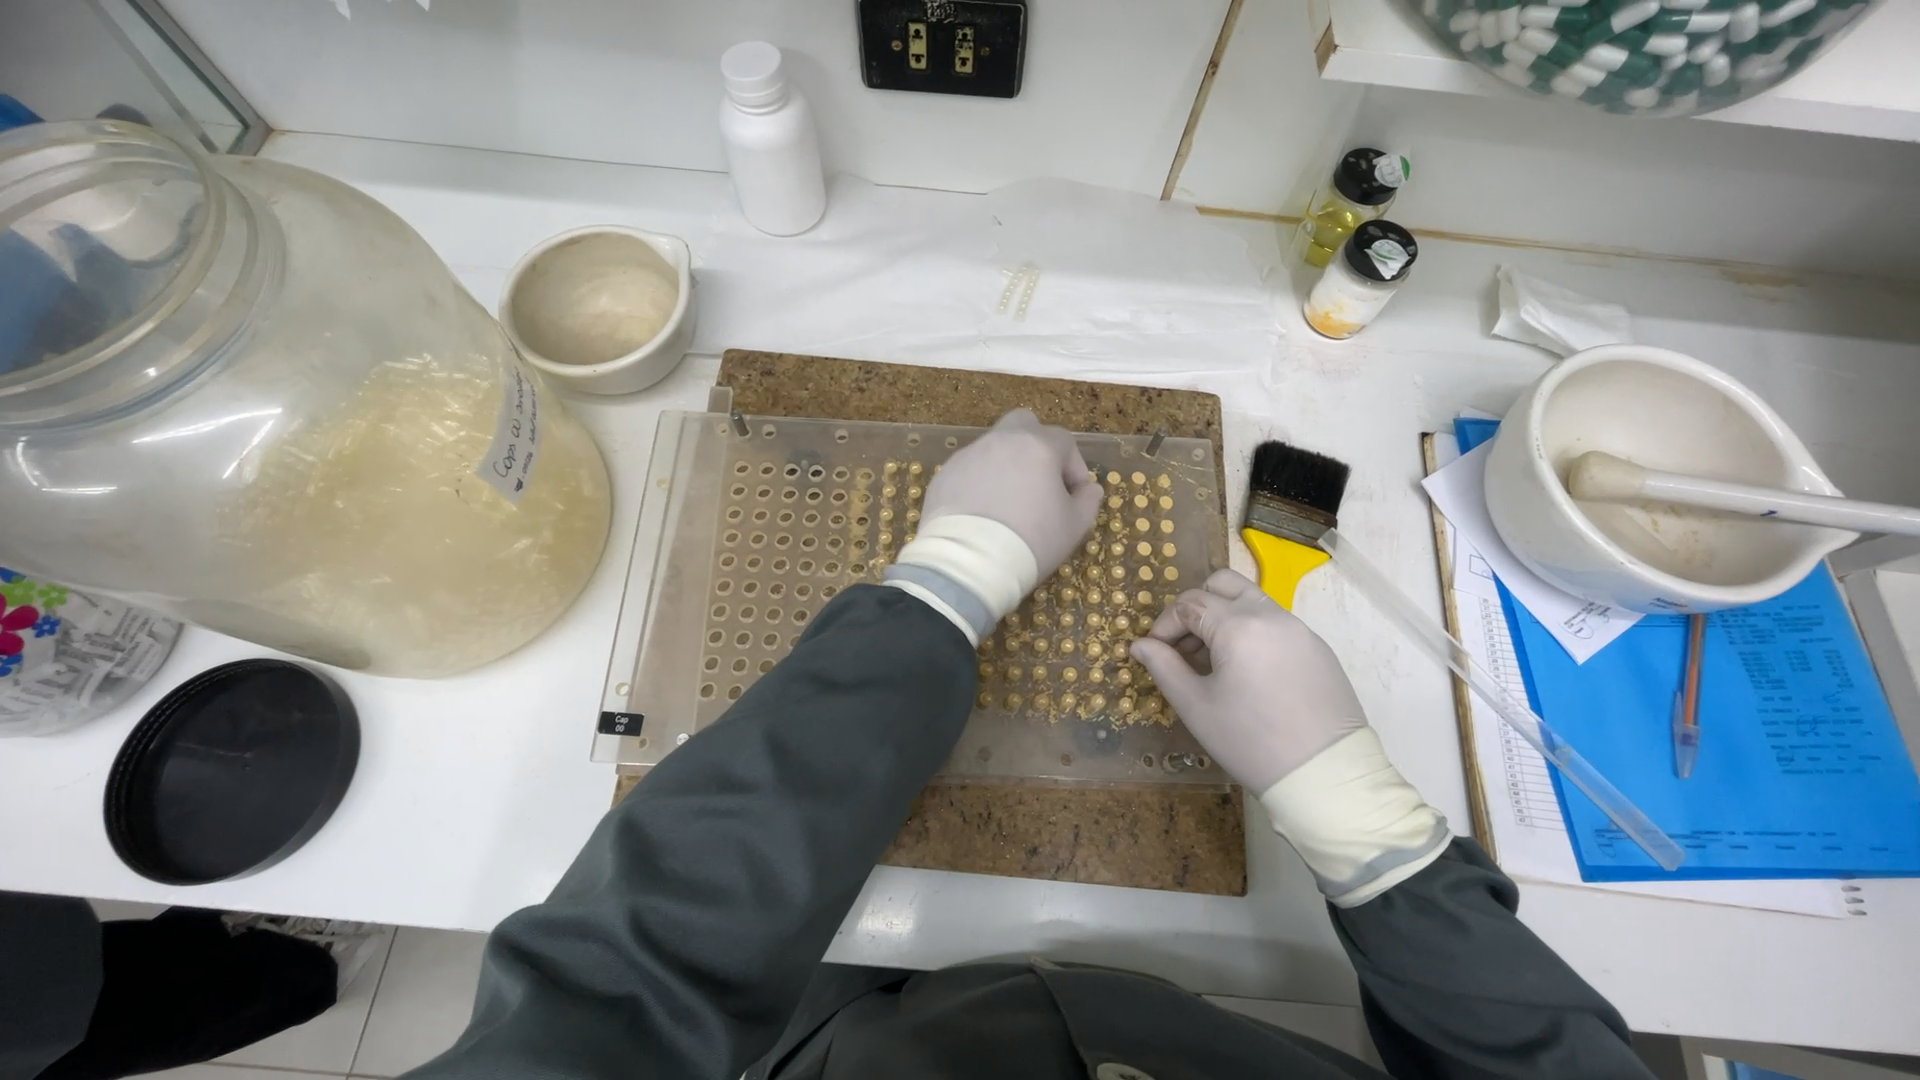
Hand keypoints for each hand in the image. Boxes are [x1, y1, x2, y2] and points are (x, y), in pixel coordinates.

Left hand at [921, 409, 1102, 579]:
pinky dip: (978, 485)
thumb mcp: (1074, 526)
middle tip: (1040, 482)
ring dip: (1005, 467)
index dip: (1074, 468)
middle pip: (1023, 424)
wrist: (970, 562)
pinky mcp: (943, 476)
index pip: (1065, 442)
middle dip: (1036, 446)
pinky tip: (980, 515)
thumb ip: (1087, 500)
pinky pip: (968, 472)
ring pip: (993, 448)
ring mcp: (968, 456)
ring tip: (1007, 505)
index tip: (1073, 497)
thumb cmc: (1032, 541)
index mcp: (1038, 446)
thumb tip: (1088, 489)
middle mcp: (1001, 441)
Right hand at [1129, 568, 1366, 793]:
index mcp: (1239, 626)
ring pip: (1251, 601)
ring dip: (1224, 618)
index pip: (1189, 604)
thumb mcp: (1196, 706)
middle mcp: (1271, 616)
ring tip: (1214, 662)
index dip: (1164, 625)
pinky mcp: (1317, 648)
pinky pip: (1275, 624)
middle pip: (1223, 584)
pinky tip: (1248, 675)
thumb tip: (1139, 645)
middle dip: (1196, 607)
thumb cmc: (1250, 741)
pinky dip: (1251, 633)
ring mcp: (1300, 629)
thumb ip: (1163, 667)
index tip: (1155, 653)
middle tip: (1185, 646)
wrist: (1325, 774)